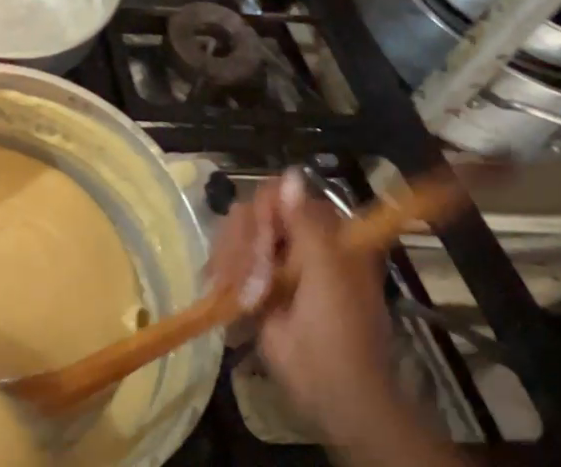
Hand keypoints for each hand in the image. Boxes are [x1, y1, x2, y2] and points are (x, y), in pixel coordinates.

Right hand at [210, 170, 398, 442]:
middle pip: (252, 213)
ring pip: (233, 235)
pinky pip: (223, 259)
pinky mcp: (248, 283)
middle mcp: (294, 240)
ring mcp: (270, 262)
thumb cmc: (339, 328)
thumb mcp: (328, 271)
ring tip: (246, 296)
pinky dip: (221, 273)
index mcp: (322, 233)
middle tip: (258, 277)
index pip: (282, 195)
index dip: (267, 209)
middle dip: (248, 244)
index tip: (263, 234)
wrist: (328, 386)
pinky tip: (226, 292)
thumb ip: (305, 222)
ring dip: (234, 263)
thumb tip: (291, 173)